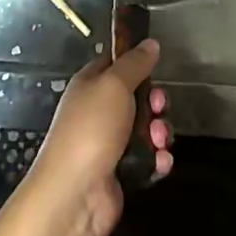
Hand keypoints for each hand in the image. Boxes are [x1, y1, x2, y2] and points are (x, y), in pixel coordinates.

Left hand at [20, 39, 171, 235]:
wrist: (75, 193)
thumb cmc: (91, 128)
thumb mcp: (113, 85)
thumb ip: (134, 64)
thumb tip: (150, 42)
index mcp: (91, 84)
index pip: (116, 65)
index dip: (137, 65)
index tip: (155, 69)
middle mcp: (99, 111)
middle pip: (138, 98)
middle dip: (155, 102)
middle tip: (158, 107)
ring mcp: (111, 143)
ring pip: (147, 130)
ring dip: (160, 133)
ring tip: (158, 140)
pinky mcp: (123, 172)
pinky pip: (149, 160)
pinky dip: (158, 160)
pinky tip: (160, 162)